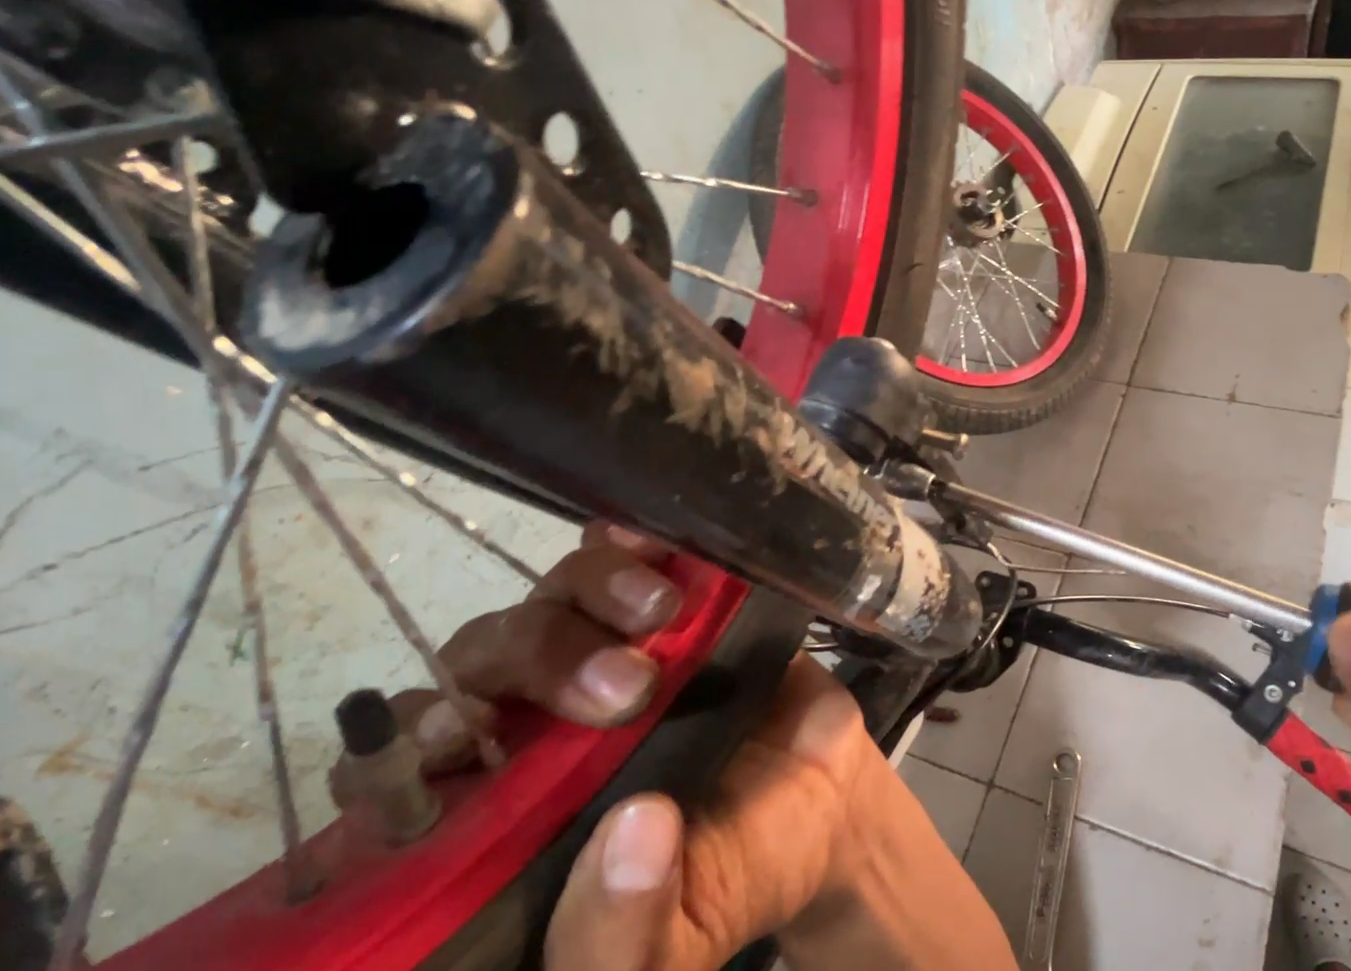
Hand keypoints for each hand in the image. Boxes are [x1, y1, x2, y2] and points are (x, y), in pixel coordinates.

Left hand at [348, 523, 898, 970]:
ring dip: (594, 594)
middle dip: (540, 659)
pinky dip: (629, 542)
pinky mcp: (669, 599)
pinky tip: (658, 550)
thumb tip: (633, 829)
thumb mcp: (676, 945)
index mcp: (503, 809)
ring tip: (661, 616)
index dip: (399, 752)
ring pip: (553, 594)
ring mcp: (604, 648)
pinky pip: (623, 549)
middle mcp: (536, 717)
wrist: (829, 802)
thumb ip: (622, 934)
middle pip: (484, 660)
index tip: (453, 742)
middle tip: (624, 689)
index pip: (406, 772)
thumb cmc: (737, 876)